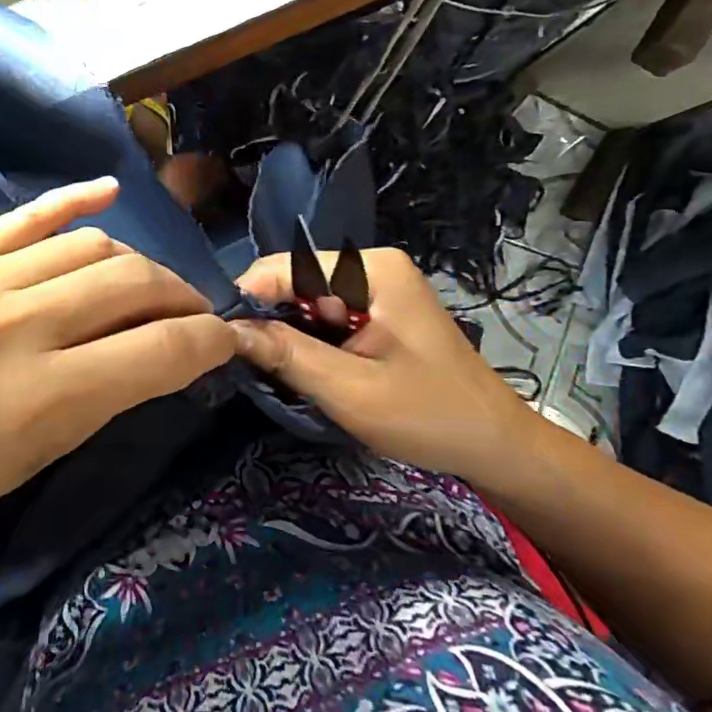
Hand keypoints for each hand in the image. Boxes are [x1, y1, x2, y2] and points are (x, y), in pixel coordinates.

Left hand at [0, 178, 236, 573]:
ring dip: (135, 265)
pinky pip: (27, 214)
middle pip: (132, 281)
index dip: (209, 340)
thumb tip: (187, 340)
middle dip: (180, 295)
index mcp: (40, 395)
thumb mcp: (60, 444)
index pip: (157, 348)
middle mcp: (12, 328)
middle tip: (192, 312)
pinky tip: (109, 192)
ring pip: (93, 245)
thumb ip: (126, 385)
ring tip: (144, 287)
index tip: (226, 338)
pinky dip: (74, 199)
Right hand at [232, 248, 535, 482]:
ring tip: (267, 368)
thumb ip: (287, 354)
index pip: (287, 267)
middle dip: (268, 318)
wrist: (493, 444)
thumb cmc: (428, 415)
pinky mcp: (378, 312)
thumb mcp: (350, 389)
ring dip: (287, 333)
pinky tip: (300, 366)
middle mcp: (372, 267)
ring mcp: (377, 288)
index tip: (218, 337)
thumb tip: (228, 331)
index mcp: (371, 269)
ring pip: (308, 301)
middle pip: (296, 281)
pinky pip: (327, 316)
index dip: (247, 298)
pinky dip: (309, 340)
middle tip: (241, 360)